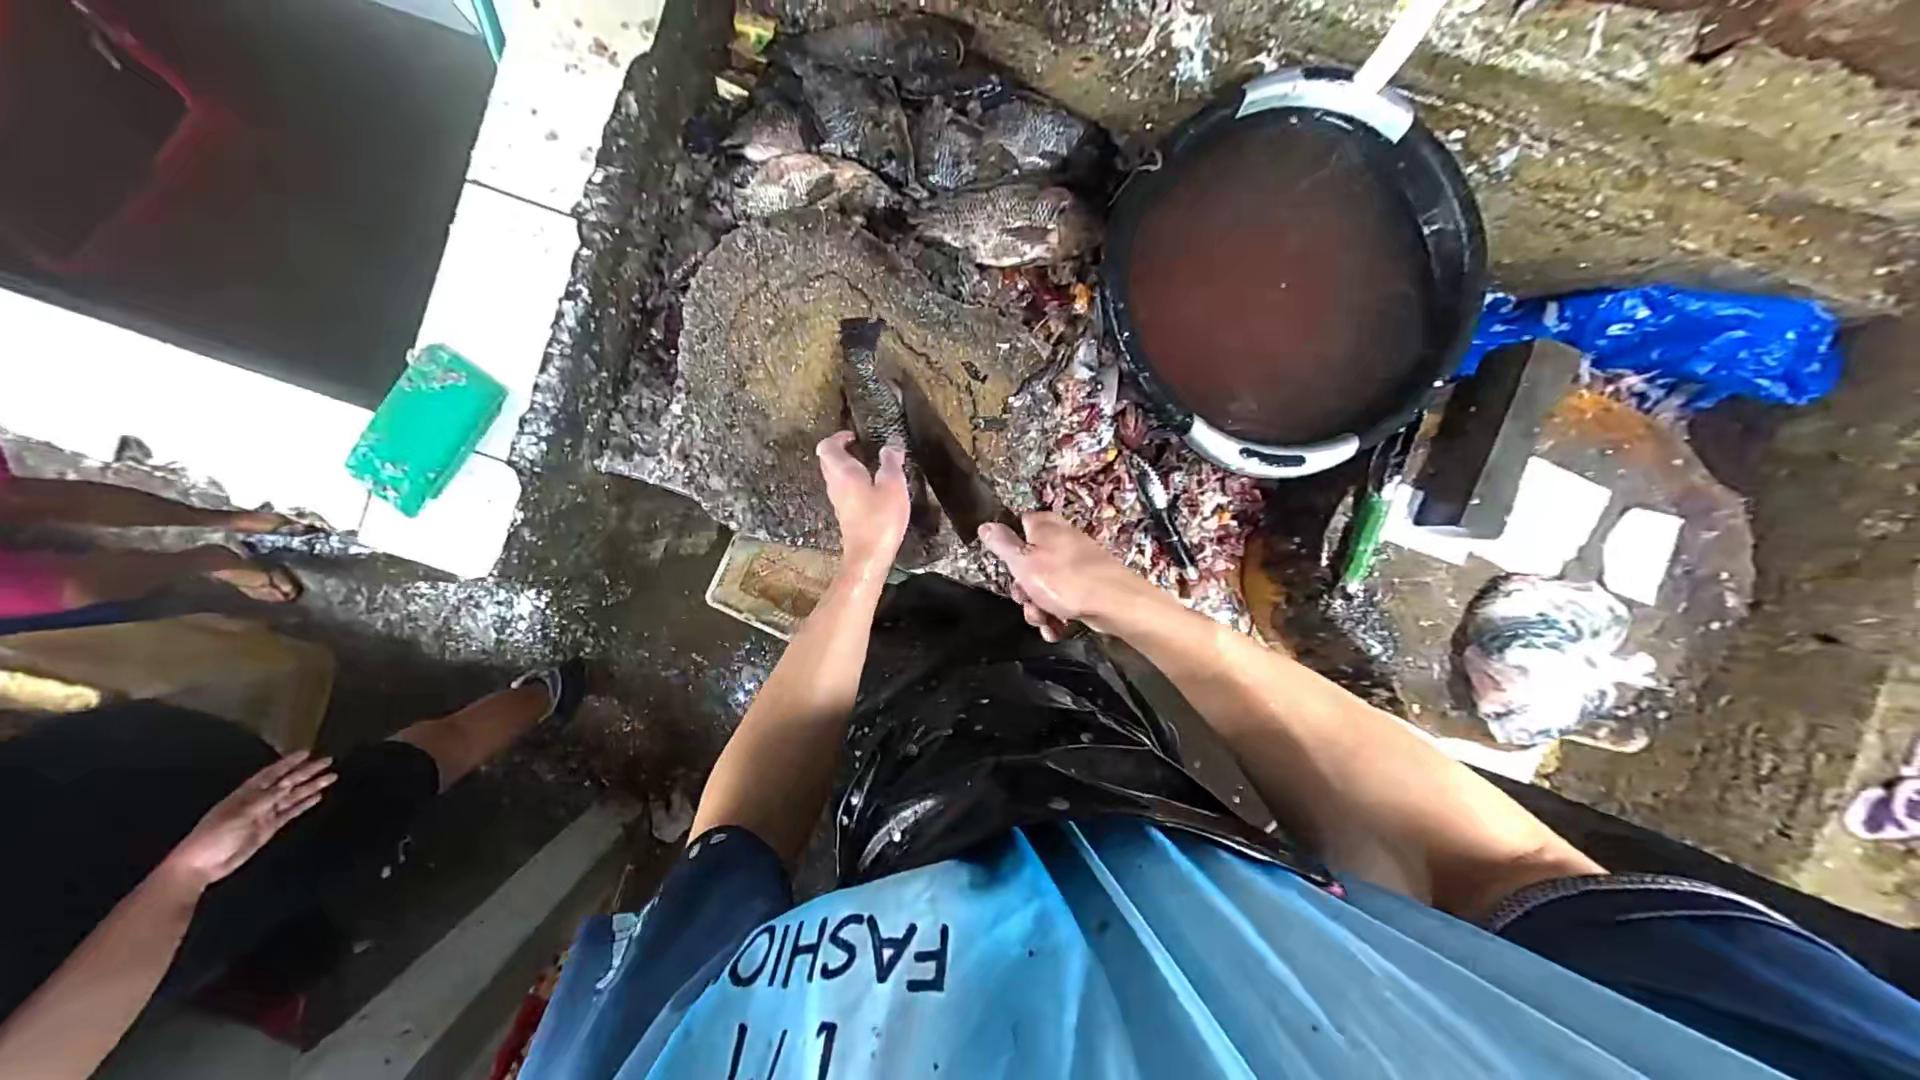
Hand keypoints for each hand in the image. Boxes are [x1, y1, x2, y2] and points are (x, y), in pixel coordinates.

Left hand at [159, 751, 335, 889]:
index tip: (306, 752)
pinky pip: (291, 812)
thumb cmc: (212, 838)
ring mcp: (264, 815)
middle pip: (286, 783)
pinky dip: (305, 804)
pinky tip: (317, 797)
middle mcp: (257, 802)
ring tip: (331, 777)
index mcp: (245, 796)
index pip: (271, 774)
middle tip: (327, 761)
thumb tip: (288, 783)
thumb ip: (265, 800)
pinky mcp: (269, 828)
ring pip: (293, 796)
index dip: (288, 763)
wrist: (199, 867)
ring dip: (311, 786)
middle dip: (306, 772)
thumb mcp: (238, 816)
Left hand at [817, 431, 909, 573]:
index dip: (838, 437)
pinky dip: (853, 482)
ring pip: (835, 476)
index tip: (855, 436)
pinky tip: (872, 488)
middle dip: (842, 450)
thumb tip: (891, 444)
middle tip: (863, 447)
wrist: (869, 555)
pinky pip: (843, 490)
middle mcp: (835, 484)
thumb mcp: (893, 484)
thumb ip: (891, 461)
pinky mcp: (845, 514)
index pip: (827, 446)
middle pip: (828, 460)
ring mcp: (838, 501)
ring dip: (847, 466)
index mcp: (843, 472)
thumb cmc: (880, 517)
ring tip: (870, 465)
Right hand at [977, 511, 1158, 639]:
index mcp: (1044, 527)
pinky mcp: (1085, 585)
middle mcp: (1060, 540)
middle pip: (1028, 564)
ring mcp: (1075, 563)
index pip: (1017, 527)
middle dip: (1024, 590)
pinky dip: (1056, 615)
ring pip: (1044, 587)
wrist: (1115, 603)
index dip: (1008, 551)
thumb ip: (1002, 544)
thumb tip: (985, 525)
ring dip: (1038, 609)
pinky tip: (1056, 629)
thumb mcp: (1023, 562)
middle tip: (1027, 600)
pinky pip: (1062, 599)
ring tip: (1044, 621)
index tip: (1008, 569)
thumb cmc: (1065, 580)